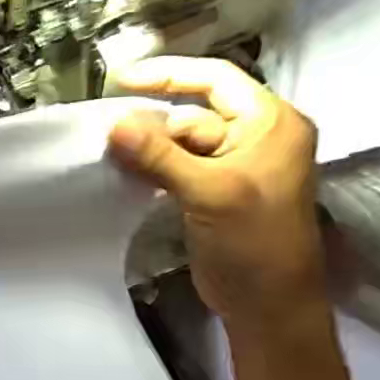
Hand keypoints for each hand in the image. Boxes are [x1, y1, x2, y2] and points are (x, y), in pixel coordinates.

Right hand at [107, 56, 322, 324]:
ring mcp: (231, 166)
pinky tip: (123, 173)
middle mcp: (254, 137)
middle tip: (109, 136)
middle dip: (152, 123)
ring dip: (147, 148)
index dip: (169, 74)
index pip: (217, 79)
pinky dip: (151, 168)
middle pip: (193, 113)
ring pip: (180, 143)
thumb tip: (115, 124)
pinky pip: (175, 168)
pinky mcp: (211, 192)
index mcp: (270, 123)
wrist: (267, 305)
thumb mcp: (211, 192)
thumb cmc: (255, 242)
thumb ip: (161, 156)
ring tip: (110, 155)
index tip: (121, 79)